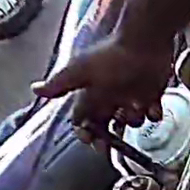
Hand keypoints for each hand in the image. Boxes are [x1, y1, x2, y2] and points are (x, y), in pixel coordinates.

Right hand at [31, 30, 172, 132]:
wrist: (143, 44)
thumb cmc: (111, 57)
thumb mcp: (81, 71)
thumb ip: (60, 83)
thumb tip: (35, 89)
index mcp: (93, 93)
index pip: (84, 117)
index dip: (85, 130)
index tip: (88, 140)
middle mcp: (111, 97)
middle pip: (107, 124)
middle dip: (107, 137)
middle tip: (108, 145)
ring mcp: (132, 96)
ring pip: (132, 121)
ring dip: (134, 120)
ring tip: (135, 107)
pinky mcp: (151, 94)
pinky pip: (153, 114)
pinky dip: (154, 113)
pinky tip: (152, 106)